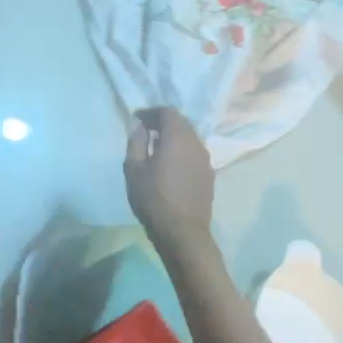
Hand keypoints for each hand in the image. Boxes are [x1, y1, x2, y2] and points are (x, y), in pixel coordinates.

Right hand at [125, 107, 214, 243]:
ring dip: (173, 137)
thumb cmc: (152, 198)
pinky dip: (181, 150)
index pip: (168, 112)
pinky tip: (169, 164)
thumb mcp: (133, 168)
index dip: (151, 111)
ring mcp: (206, 160)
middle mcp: (196, 144)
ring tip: (156, 147)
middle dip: (163, 122)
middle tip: (145, 130)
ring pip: (190, 138)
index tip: (137, 118)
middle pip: (182, 123)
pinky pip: (194, 153)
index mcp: (178, 139)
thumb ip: (136, 142)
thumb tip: (141, 128)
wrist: (182, 231)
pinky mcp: (208, 175)